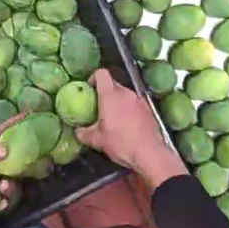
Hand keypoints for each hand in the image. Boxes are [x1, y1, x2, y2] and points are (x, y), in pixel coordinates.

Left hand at [0, 123, 16, 216]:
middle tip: (24, 168)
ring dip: (11, 186)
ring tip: (3, 188)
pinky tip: (1, 203)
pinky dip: (4, 202)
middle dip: (21, 165)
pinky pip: (1, 200)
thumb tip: (6, 150)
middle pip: (13, 160)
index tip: (32, 113)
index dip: (16, 122)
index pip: (3, 131)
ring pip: (10, 182)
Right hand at [77, 70, 185, 188]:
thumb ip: (84, 133)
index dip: (93, 78)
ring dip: (118, 102)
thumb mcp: (98, 141)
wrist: (150, 154)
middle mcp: (126, 93)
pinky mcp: (148, 109)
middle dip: (105, 93)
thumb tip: (78, 131)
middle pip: (113, 84)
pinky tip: (127, 125)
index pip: (101, 74)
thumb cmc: (121, 143)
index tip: (90, 90)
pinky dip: (129, 109)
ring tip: (113, 118)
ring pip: (124, 94)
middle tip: (99, 108)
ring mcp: (139, 100)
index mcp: (110, 95)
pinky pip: (134, 103)